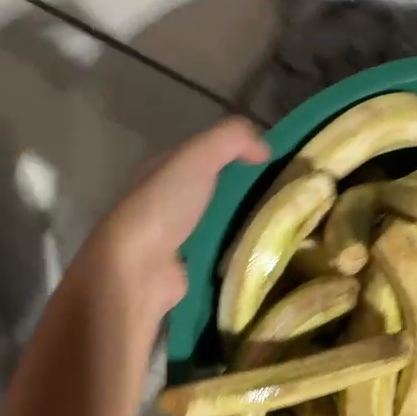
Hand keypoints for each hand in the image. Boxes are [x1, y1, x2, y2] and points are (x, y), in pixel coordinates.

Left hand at [68, 117, 269, 324]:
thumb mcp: (198, 156)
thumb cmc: (164, 206)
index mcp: (162, 172)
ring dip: (240, 232)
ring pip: (215, 230)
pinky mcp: (183, 275)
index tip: (268, 166)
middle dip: (241, 199)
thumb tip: (265, 148)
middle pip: (211, 197)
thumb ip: (232, 140)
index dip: (233, 157)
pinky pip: (215, 263)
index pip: (203, 158)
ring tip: (276, 233)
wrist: (138, 268)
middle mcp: (165, 205)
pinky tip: (257, 261)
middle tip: (278, 203)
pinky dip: (233, 261)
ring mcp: (172, 243)